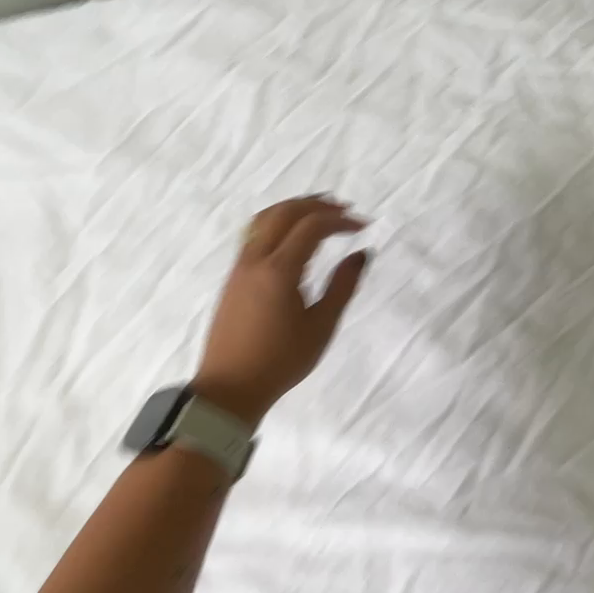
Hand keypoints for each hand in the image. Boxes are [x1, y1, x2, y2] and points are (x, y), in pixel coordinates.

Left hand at [192, 195, 369, 426]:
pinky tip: (293, 235)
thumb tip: (360, 254)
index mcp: (279, 270)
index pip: (311, 226)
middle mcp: (255, 259)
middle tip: (344, 210)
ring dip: (293, 209)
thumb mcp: (321, 326)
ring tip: (319, 212)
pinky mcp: (233, 277)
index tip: (362, 226)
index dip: (339, 220)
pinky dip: (277, 222)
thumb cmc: (281, 361)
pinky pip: (254, 234)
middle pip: (284, 212)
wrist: (230, 387)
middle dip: (316, 205)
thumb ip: (343, 286)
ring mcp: (239, 266)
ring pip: (264, 219)